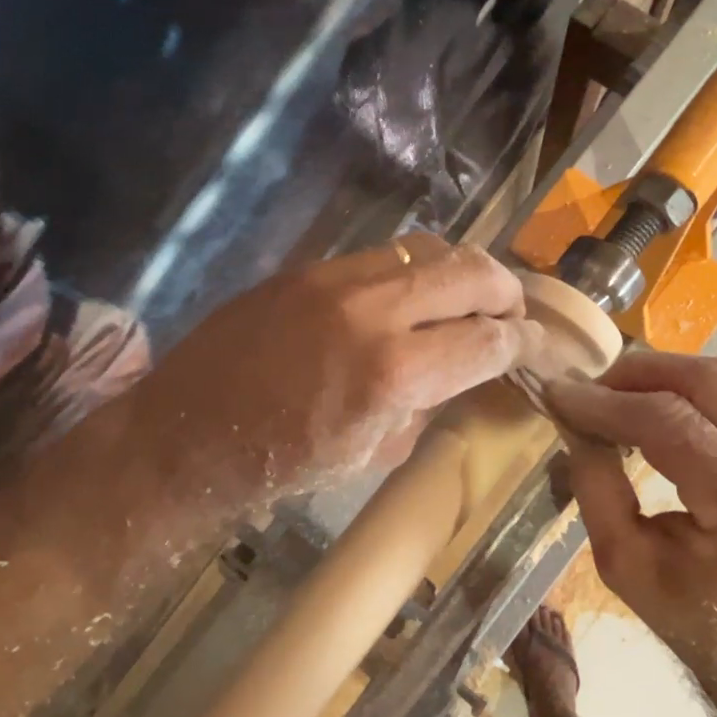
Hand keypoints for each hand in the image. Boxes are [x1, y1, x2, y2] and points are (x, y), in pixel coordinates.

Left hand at [128, 234, 543, 505]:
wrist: (182, 437)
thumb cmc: (276, 466)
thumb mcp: (367, 454)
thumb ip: (423, 406)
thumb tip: (457, 376)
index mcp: (395, 374)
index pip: (487, 338)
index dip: (521, 341)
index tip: (534, 345)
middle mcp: (373, 312)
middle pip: (469, 272)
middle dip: (505, 289)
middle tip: (513, 310)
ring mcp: (333, 280)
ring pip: (424, 250)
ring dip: (459, 269)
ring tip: (467, 294)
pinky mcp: (302, 270)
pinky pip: (377, 257)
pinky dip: (408, 271)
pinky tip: (406, 296)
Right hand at [546, 353, 716, 710]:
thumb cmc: (701, 629)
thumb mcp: (625, 568)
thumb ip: (597, 489)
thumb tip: (576, 427)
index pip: (670, 423)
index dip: (606, 402)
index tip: (559, 393)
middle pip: (715, 382)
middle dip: (642, 373)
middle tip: (593, 386)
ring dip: (680, 372)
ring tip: (630, 392)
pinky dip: (712, 388)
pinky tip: (676, 405)